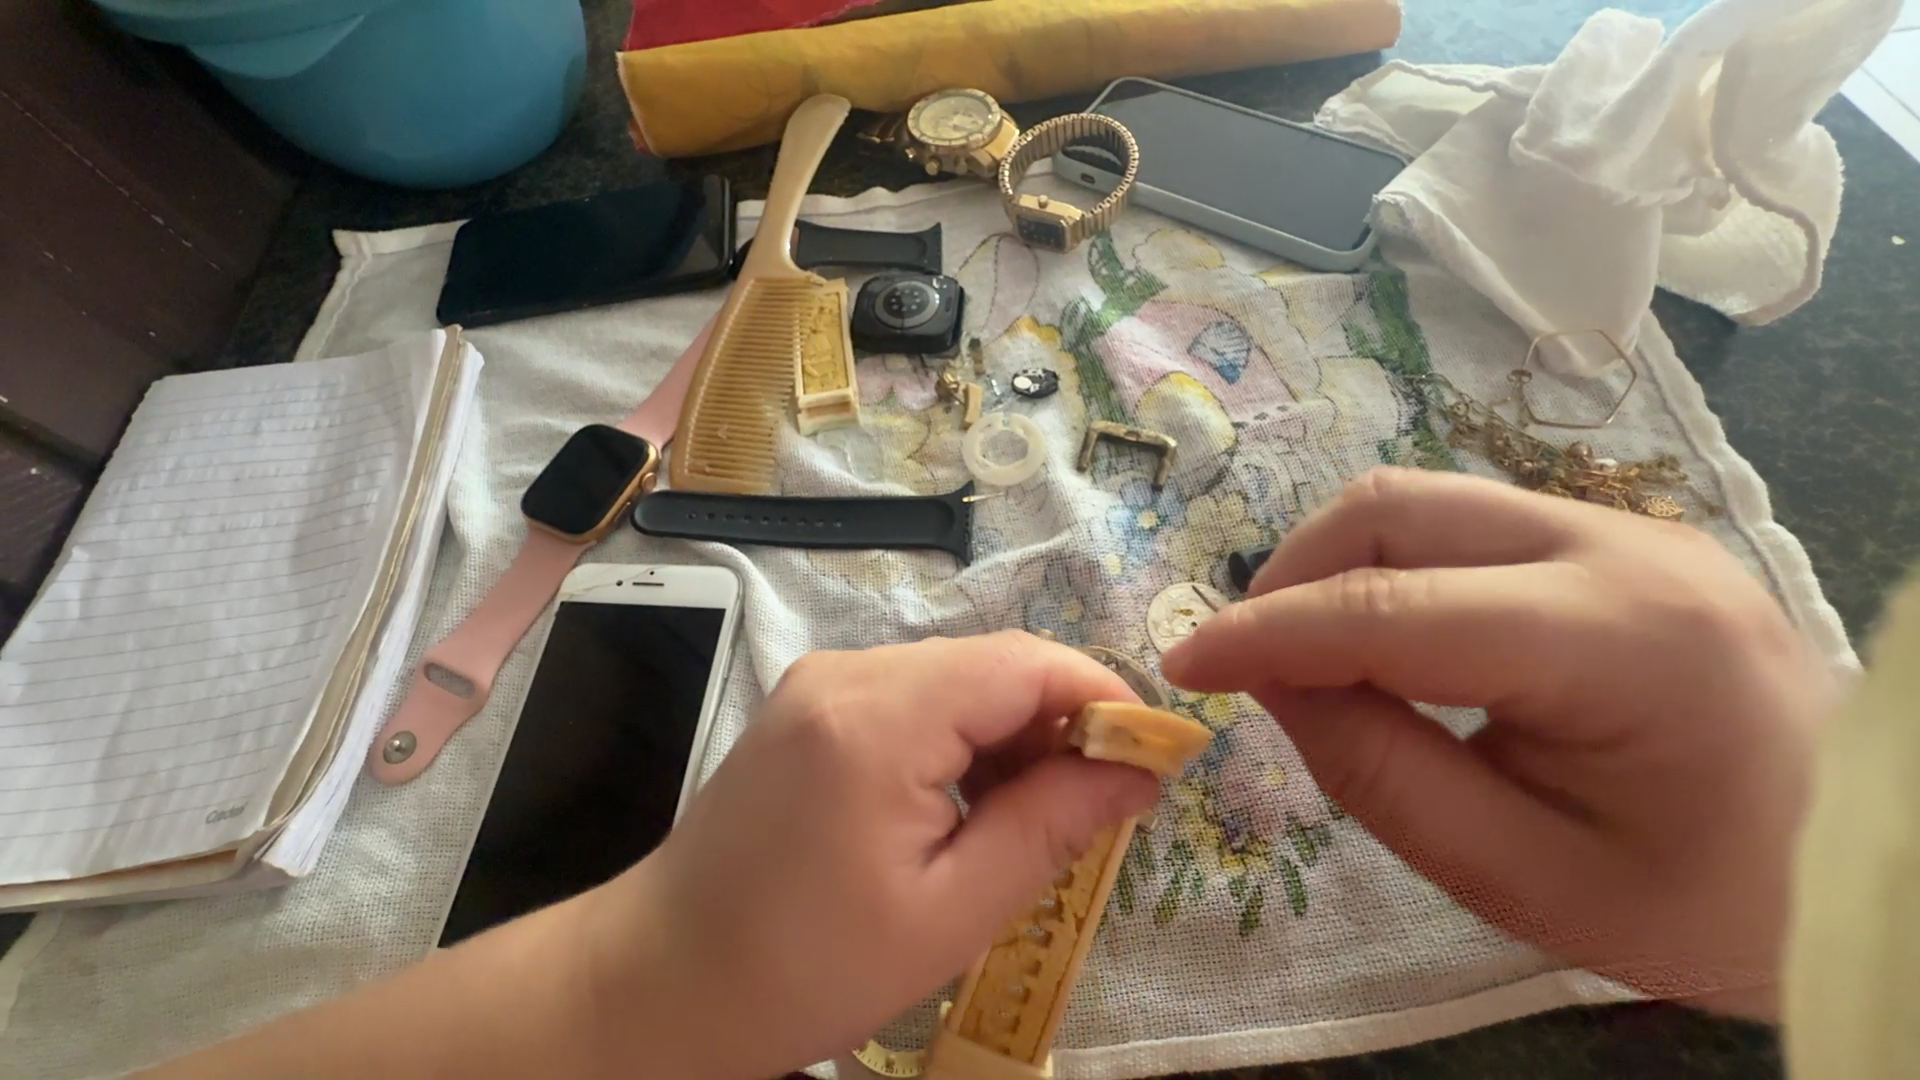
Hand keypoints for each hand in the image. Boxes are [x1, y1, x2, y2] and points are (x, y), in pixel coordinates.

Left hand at [588, 632, 1159, 1078]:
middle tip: (1094, 800)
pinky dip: (959, 735)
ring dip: (1008, 732)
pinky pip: (913, 695)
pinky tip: (964, 799)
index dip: (1098, 696)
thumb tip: (1136, 774)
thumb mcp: (950, 912)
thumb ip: (1051, 827)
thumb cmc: (806, 966)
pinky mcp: (812, 701)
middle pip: (990, 665)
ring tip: (1028, 812)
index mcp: (878, 716)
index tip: (1150, 754)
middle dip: (1057, 721)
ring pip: (956, 677)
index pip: (1021, 663)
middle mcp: (848, 672)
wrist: (662, 978)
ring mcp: (823, 680)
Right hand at [1163, 468, 1833, 1018]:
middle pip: (1391, 509)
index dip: (1264, 633)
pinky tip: (1380, 632)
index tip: (1184, 664)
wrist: (1860, 872)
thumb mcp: (1514, 874)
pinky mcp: (1604, 533)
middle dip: (1290, 576)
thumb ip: (1371, 766)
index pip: (1387, 609)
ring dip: (1328, 564)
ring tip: (1311, 647)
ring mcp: (1618, 525)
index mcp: (1621, 641)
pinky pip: (1449, 522)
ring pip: (1411, 499)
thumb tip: (1271, 675)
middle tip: (1254, 660)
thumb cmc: (1697, 901)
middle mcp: (1620, 545)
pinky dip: (1378, 567)